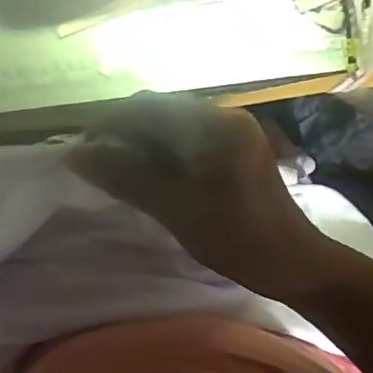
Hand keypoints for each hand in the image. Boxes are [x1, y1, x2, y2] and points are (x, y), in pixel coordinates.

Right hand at [68, 92, 345, 300]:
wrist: (296, 266)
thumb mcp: (175, 208)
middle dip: (121, 135)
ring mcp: (229, 134)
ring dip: (138, 146)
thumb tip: (75, 155)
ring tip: (114, 174)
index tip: (81, 151)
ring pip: (168, 128)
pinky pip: (183, 143)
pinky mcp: (229, 152)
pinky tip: (144, 178)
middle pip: (157, 113)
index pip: (148, 107)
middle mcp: (223, 117)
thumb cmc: (239, 238)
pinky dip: (157, 156)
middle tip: (94, 166)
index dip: (108, 124)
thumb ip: (124, 177)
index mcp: (216, 123)